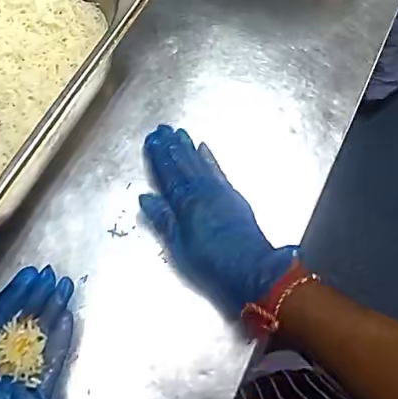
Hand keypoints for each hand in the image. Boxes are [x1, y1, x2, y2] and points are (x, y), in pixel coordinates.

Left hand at [0, 266, 75, 398]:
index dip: (9, 298)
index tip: (28, 276)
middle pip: (16, 328)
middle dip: (33, 301)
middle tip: (51, 276)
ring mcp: (17, 390)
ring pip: (37, 343)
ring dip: (50, 316)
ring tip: (65, 289)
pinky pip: (52, 368)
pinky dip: (61, 344)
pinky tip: (69, 322)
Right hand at [139, 125, 297, 314]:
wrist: (251, 269)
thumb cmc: (210, 262)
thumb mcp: (178, 245)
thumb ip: (163, 219)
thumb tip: (146, 197)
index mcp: (185, 202)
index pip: (168, 175)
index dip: (158, 158)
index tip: (151, 140)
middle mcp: (202, 191)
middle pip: (183, 165)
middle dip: (172, 147)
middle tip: (163, 129)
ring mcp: (220, 191)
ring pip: (199, 164)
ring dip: (188, 148)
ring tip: (179, 133)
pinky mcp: (233, 196)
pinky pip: (217, 170)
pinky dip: (209, 159)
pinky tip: (204, 148)